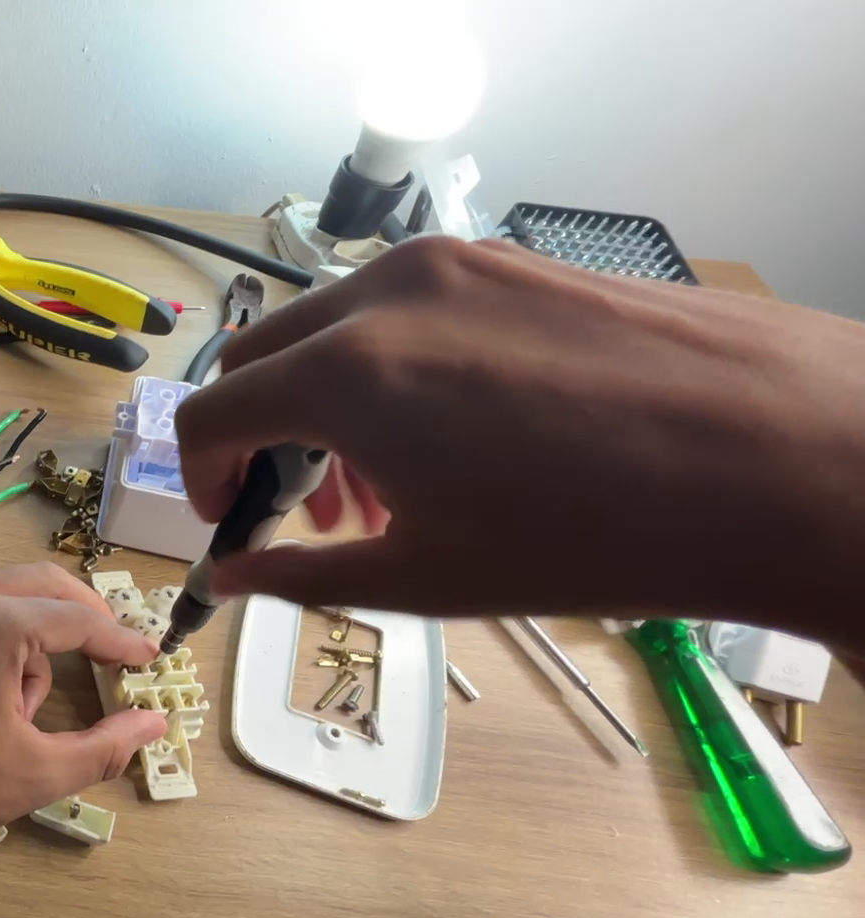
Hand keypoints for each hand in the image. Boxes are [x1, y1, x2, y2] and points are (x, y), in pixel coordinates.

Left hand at [0, 564, 164, 869]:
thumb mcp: (36, 775)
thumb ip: (105, 746)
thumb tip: (154, 724)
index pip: (77, 620)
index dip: (119, 641)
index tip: (150, 657)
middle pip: (43, 585)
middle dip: (84, 618)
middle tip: (112, 655)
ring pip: (7, 596)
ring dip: (35, 637)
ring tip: (23, 710)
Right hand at [174, 235, 864, 642]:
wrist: (814, 461)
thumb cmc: (597, 537)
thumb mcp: (419, 576)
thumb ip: (294, 572)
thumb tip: (226, 575)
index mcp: (344, 376)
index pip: (207, 414)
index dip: (198, 475)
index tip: (228, 515)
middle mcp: (378, 298)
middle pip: (251, 363)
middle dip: (251, 439)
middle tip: (293, 503)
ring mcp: (443, 264)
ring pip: (316, 336)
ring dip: (310, 408)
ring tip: (370, 486)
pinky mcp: (498, 258)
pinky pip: (387, 312)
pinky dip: (370, 372)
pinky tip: (430, 434)